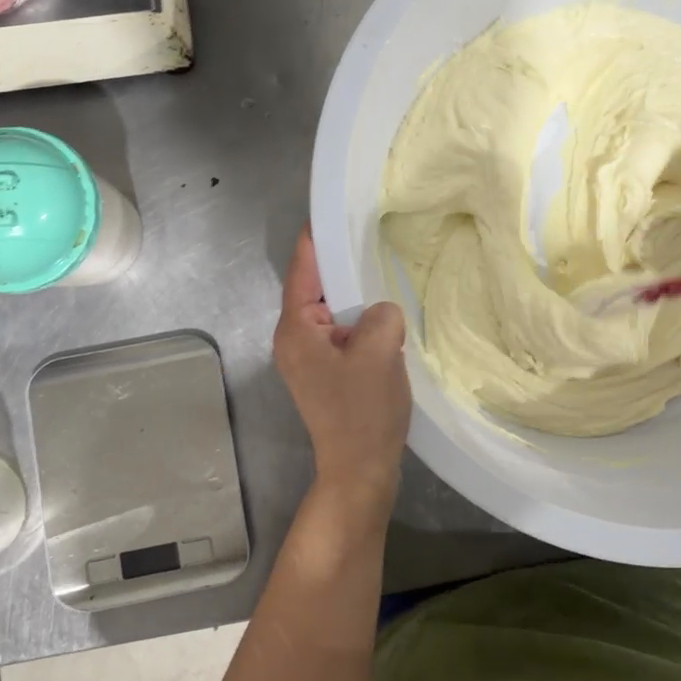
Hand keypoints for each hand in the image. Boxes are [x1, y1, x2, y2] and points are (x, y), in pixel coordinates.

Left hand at [273, 227, 412, 511]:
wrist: (360, 471)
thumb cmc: (363, 412)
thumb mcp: (379, 353)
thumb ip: (381, 315)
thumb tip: (381, 312)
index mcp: (296, 329)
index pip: (303, 269)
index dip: (317, 238)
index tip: (333, 209)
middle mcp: (293, 340)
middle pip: (316, 289)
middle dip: (342, 266)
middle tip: (372, 237)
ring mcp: (309, 360)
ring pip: (333, 313)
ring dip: (357, 299)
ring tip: (385, 272)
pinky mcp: (327, 375)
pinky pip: (342, 335)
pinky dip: (361, 324)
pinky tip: (387, 318)